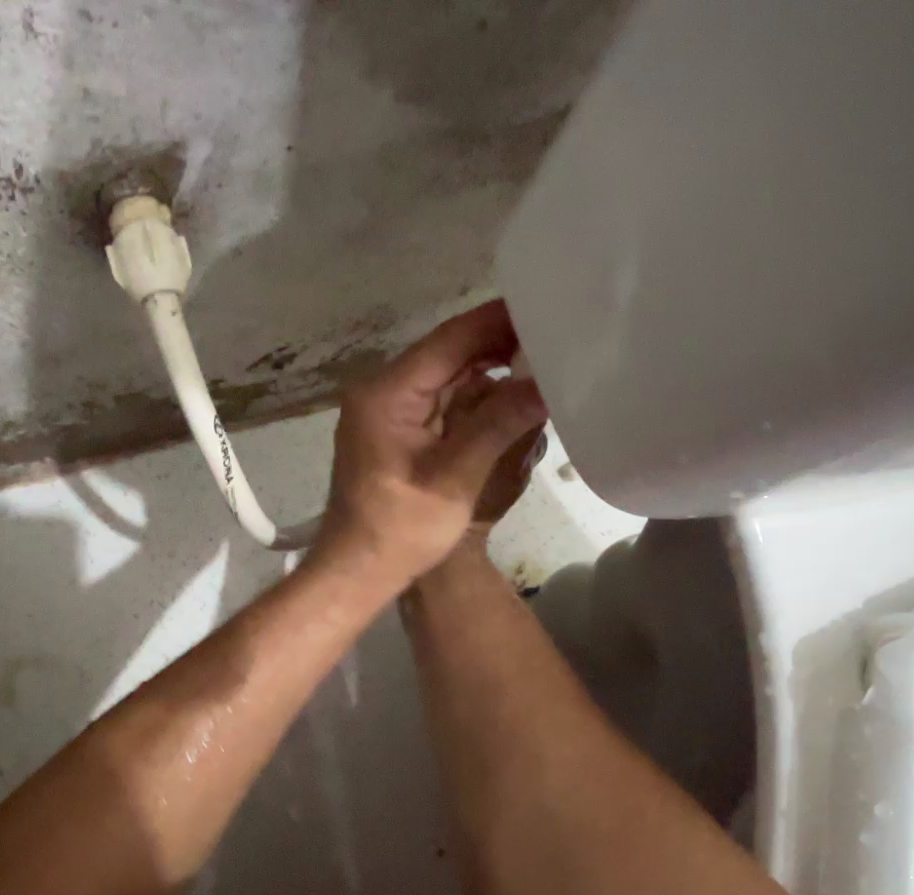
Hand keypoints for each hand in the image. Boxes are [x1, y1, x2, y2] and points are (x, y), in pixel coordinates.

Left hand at [314, 300, 547, 584]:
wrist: (355, 571)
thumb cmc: (398, 530)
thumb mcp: (454, 479)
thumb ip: (497, 424)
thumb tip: (546, 382)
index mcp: (386, 393)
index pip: (449, 339)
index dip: (498, 321)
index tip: (546, 304)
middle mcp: (381, 390)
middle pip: (448, 352)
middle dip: (500, 344)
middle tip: (558, 335)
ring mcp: (386, 409)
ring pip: (447, 375)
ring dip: (491, 370)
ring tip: (546, 359)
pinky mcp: (395, 429)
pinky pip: (440, 399)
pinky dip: (475, 396)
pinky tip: (513, 394)